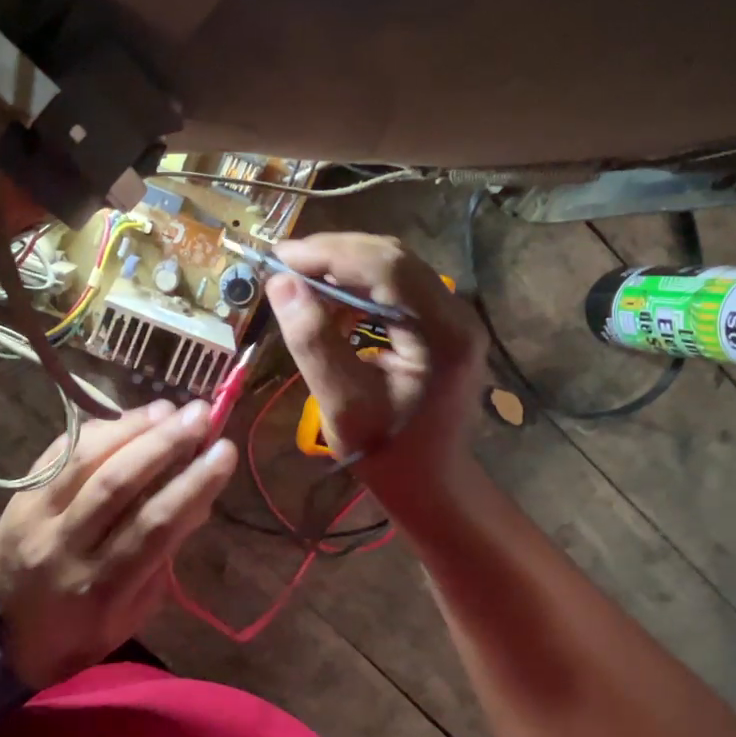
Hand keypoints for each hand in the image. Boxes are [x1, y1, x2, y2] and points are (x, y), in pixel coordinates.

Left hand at [0, 400, 236, 687]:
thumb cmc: (71, 638)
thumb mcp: (126, 619)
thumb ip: (161, 563)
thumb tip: (196, 502)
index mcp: (101, 588)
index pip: (155, 526)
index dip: (193, 484)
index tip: (224, 451)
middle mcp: (66, 547)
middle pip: (119, 483)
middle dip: (165, 443)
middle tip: (201, 414)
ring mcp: (35, 518)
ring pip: (86, 460)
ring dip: (131, 427)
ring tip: (167, 409)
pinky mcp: (18, 499)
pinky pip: (57, 454)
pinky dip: (94, 432)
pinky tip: (123, 419)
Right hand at [266, 233, 489, 483]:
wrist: (430, 482)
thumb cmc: (386, 452)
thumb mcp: (342, 403)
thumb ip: (313, 343)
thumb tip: (280, 284)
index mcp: (443, 333)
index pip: (386, 268)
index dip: (330, 254)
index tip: (279, 257)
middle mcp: (456, 313)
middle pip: (391, 258)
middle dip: (333, 254)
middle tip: (281, 264)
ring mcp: (452, 315)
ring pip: (392, 267)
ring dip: (342, 267)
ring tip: (297, 281)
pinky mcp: (439, 322)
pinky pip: (395, 286)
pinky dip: (356, 286)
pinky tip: (326, 300)